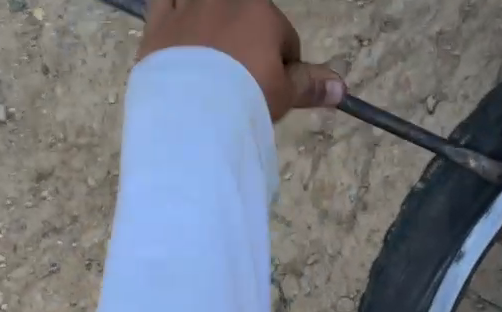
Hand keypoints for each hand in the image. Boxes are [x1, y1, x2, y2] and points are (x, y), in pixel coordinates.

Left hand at [138, 0, 344, 120]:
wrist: (192, 111)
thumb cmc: (246, 98)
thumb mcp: (284, 95)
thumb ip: (311, 85)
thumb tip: (342, 87)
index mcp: (261, 11)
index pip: (283, 38)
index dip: (283, 67)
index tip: (273, 92)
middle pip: (245, 18)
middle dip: (248, 44)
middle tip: (242, 83)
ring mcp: (189, 6)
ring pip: (205, 5)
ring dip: (211, 21)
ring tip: (212, 59)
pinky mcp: (158, 22)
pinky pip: (164, 1)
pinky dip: (171, 9)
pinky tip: (178, 28)